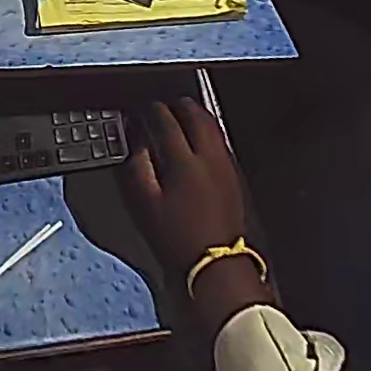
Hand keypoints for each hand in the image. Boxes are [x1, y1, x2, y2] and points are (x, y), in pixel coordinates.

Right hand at [122, 99, 271, 333]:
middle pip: (197, 118)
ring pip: (214, 128)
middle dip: (181, 106)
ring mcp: (226, 169)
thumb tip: (135, 144)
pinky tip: (201, 138)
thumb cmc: (179, 239)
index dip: (153, 111)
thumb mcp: (146, 203)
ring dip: (198, 116)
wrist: (217, 266)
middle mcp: (209, 160)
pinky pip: (222, 143)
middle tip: (167, 103)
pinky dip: (209, 132)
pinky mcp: (235, 179)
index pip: (167, 123)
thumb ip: (138, 167)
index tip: (145, 109)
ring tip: (185, 112)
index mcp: (184, 163)